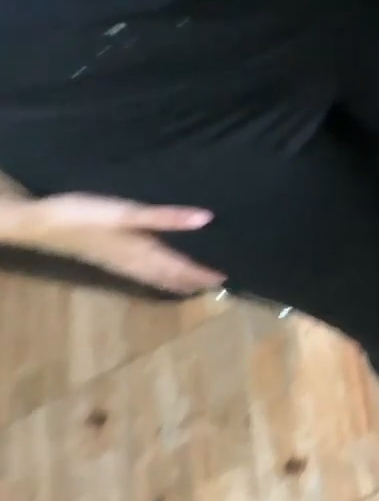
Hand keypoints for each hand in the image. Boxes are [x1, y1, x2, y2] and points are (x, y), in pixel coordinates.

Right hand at [0, 193, 222, 293]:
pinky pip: (137, 271)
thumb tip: (206, 219)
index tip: (223, 280)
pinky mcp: (102, 254)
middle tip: (215, 286)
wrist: (32, 221)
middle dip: (190, 280)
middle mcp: (129, 259)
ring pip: (151, 274)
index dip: (200, 273)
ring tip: (191, 286)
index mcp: (140, 250)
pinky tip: (152, 273)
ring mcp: (114, 259)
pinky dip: (153, 275)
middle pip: (166, 274)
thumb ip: (164, 217)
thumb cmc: (81, 215)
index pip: (178, 266)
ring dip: (172, 280)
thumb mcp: (125, 213)